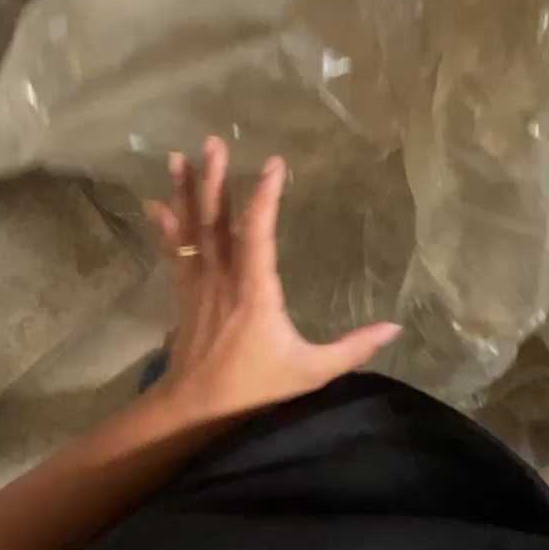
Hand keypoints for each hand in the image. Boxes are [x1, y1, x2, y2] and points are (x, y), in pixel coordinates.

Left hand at [143, 137, 401, 418]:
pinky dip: (165, 226)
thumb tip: (394, 329)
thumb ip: (352, 348)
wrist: (197, 407)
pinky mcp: (184, 291)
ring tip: (178, 157)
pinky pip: (173, 251)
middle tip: (213, 142)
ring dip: (185, 192)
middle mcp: (222, 278)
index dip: (264, 196)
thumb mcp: (310, 372)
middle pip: (216, 221)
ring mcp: (198, 283)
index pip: (258, 233)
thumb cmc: (255, 388)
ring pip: (190, 230)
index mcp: (255, 291)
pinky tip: (155, 202)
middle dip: (214, 179)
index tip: (274, 164)